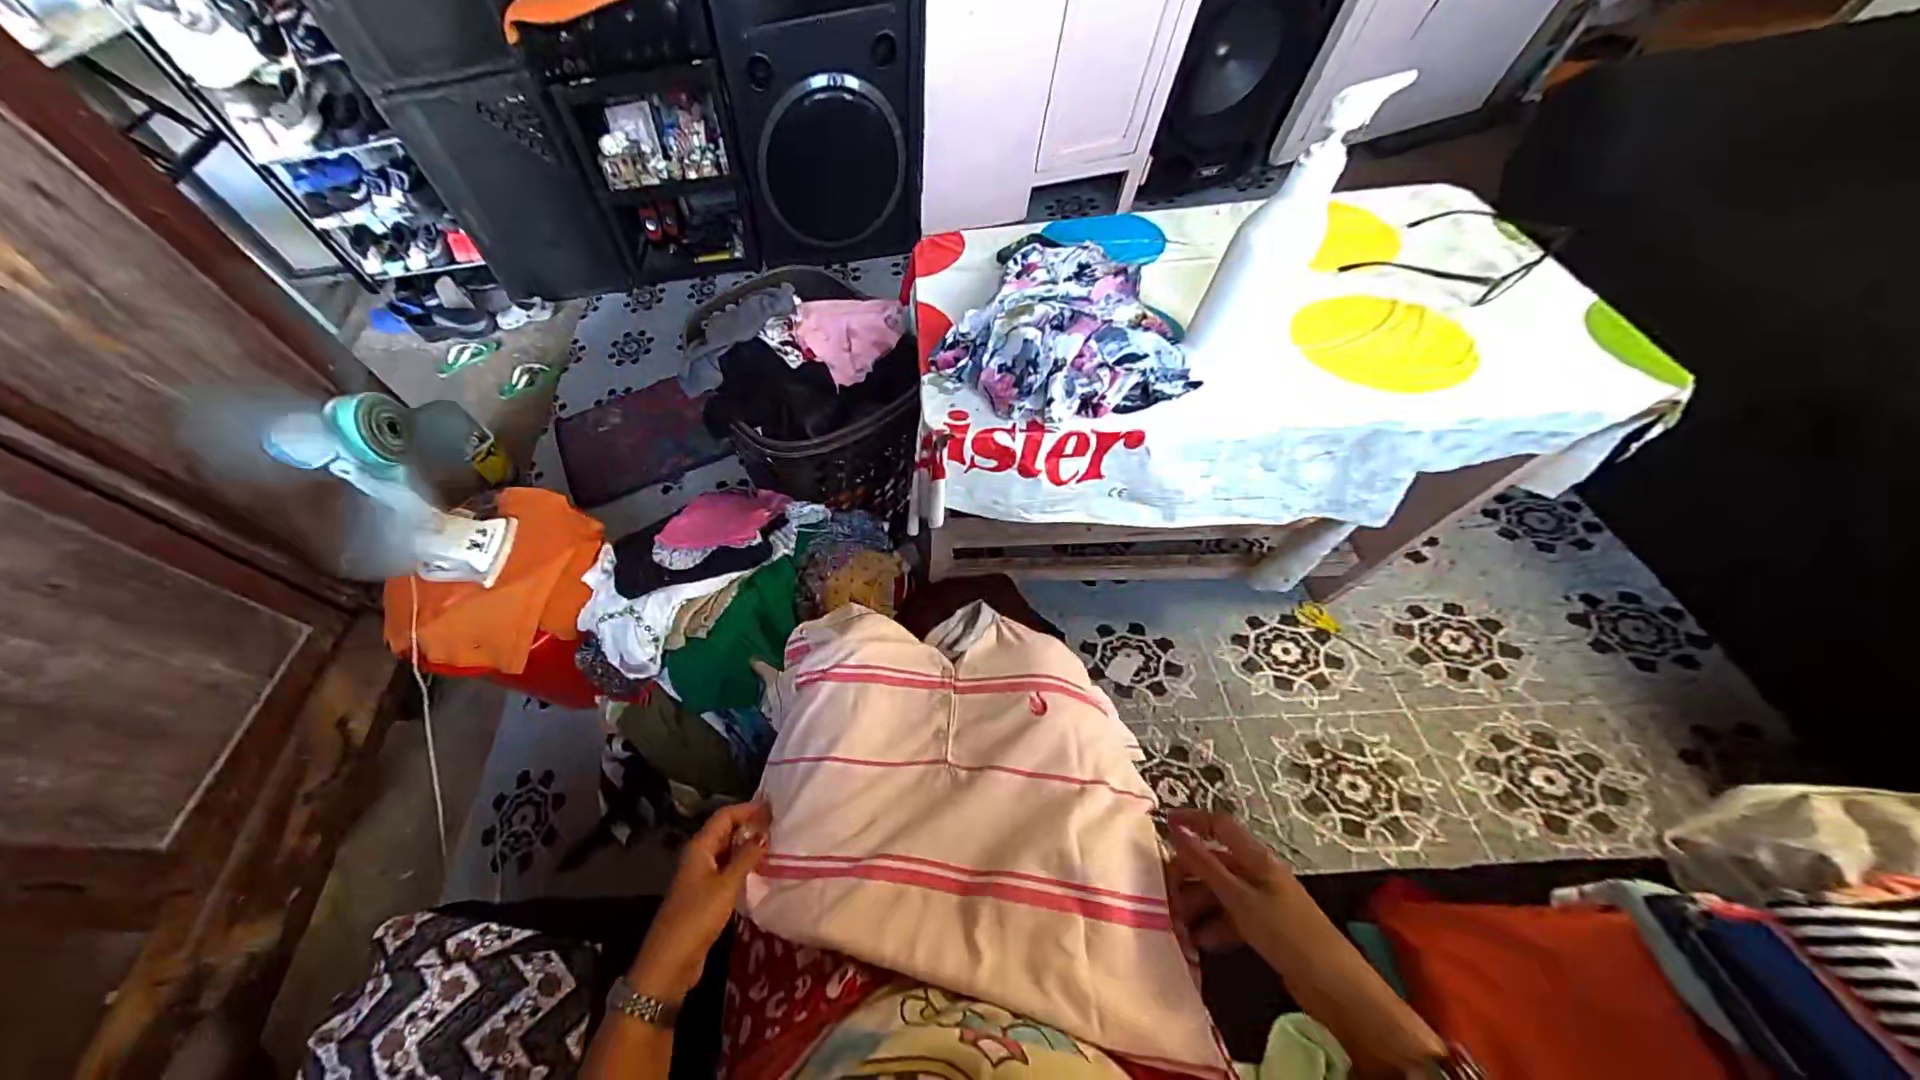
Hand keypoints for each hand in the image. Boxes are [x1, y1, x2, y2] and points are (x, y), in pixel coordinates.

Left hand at [628, 798, 770, 1001]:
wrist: (670, 963)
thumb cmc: (697, 917)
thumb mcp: (726, 885)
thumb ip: (746, 857)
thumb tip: (765, 833)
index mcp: (699, 848)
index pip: (724, 816)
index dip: (747, 808)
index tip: (774, 807)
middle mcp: (699, 856)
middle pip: (725, 830)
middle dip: (749, 824)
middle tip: (779, 824)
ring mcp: (701, 876)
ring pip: (727, 850)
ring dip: (748, 845)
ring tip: (775, 842)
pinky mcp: (705, 894)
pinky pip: (727, 869)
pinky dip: (743, 864)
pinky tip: (761, 868)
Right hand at [1167, 809, 1446, 1076]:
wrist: (1336, 988)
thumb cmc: (1287, 933)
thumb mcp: (1240, 898)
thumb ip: (1205, 864)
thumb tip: (1176, 828)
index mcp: (1256, 858)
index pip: (1220, 826)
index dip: (1193, 821)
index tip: (1164, 825)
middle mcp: (1258, 874)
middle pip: (1214, 863)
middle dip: (1188, 876)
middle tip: (1163, 896)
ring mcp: (1262, 901)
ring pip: (1219, 893)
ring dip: (1197, 907)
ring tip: (1178, 928)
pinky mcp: (1266, 928)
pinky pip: (1231, 918)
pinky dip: (1214, 927)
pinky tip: (1201, 944)